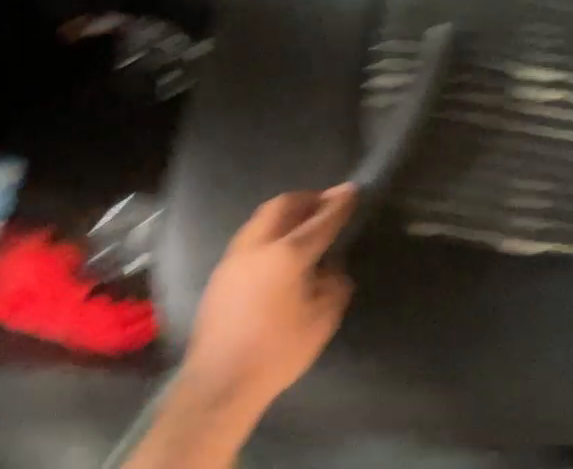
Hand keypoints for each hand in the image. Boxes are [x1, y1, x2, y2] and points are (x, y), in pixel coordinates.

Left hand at [180, 185, 357, 412]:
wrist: (220, 382)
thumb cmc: (277, 352)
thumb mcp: (321, 320)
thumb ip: (334, 285)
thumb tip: (332, 267)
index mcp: (287, 255)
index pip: (320, 220)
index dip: (339, 204)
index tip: (352, 190)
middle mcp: (258, 245)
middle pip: (283, 206)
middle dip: (308, 199)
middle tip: (326, 202)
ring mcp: (234, 257)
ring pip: (262, 218)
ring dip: (285, 213)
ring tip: (302, 222)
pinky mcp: (220, 273)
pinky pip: (250, 237)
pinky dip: (270, 231)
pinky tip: (278, 250)